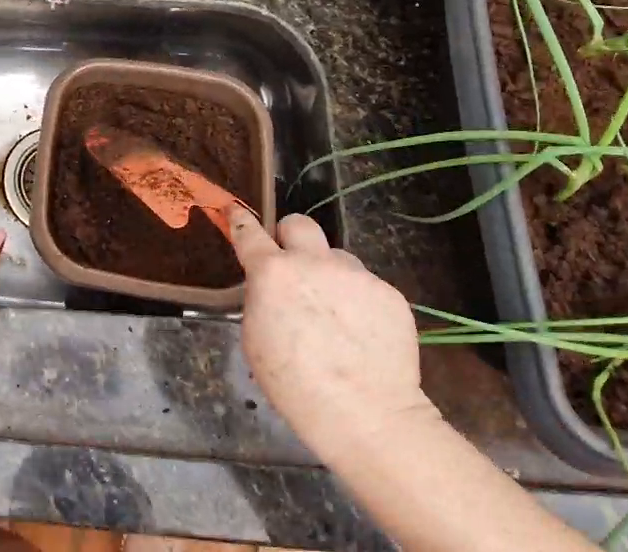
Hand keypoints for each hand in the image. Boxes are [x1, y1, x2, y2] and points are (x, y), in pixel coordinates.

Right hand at [224, 207, 434, 456]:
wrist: (367, 414)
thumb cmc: (295, 383)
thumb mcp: (255, 337)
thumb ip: (262, 298)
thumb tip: (272, 287)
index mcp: (273, 272)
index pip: (249, 231)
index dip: (241, 220)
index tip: (238, 214)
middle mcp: (314, 262)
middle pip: (299, 224)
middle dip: (290, 239)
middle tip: (292, 267)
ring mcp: (357, 276)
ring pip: (337, 258)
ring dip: (329, 275)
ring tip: (336, 317)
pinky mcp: (390, 294)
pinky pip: (366, 286)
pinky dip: (359, 302)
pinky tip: (361, 335)